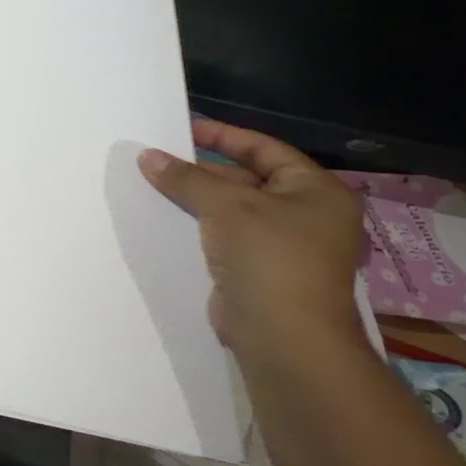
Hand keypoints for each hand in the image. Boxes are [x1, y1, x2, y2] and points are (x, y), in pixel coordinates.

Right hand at [139, 118, 365, 355]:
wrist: (284, 336)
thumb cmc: (269, 257)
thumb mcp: (224, 205)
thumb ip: (185, 176)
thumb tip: (148, 156)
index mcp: (317, 191)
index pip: (264, 148)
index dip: (222, 135)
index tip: (181, 129)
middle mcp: (309, 215)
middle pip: (249, 177)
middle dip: (203, 169)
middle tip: (159, 160)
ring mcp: (288, 245)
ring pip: (235, 209)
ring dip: (198, 198)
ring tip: (155, 184)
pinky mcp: (264, 270)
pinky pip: (227, 236)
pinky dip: (201, 225)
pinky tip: (168, 218)